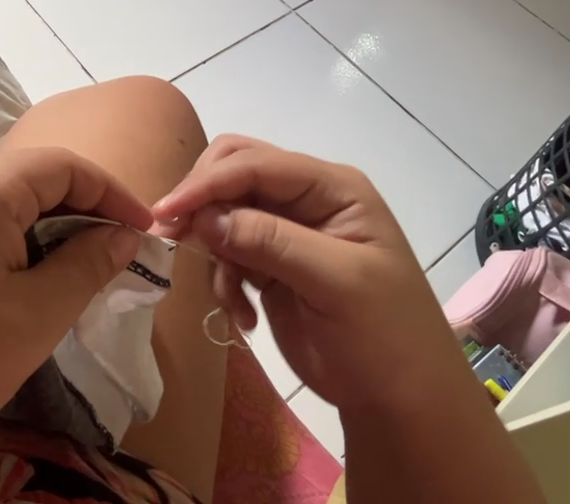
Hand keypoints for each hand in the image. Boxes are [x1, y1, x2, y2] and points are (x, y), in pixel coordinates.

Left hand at [0, 147, 150, 445]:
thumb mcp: (38, 313)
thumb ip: (87, 263)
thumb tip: (123, 235)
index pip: (61, 165)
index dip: (110, 192)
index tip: (144, 231)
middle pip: (37, 173)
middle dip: (85, 206)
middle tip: (123, 249)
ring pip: (15, 195)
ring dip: (57, 221)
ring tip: (93, 262)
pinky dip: (27, 233)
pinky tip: (48, 268)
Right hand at [151, 135, 467, 414]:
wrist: (402, 406)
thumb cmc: (387, 338)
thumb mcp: (338, 284)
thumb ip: (271, 241)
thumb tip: (203, 216)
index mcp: (331, 187)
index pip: (255, 164)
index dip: (208, 182)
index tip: (167, 212)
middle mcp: (305, 198)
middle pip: (233, 172)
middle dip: (201, 202)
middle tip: (172, 235)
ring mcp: (286, 230)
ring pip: (222, 212)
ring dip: (214, 253)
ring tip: (229, 300)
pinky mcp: (269, 263)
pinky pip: (225, 252)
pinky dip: (223, 281)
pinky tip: (243, 316)